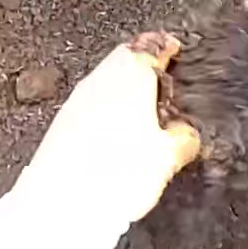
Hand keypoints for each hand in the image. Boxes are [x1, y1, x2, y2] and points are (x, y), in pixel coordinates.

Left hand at [22, 32, 201, 225]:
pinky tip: (118, 133)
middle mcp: (102, 77)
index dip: (167, 47)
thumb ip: (183, 138)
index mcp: (132, 72)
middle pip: (127, 58)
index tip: (174, 49)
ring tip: (145, 112)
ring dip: (126, 89)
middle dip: (145, 66)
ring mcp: (79, 98)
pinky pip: (93, 104)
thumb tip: (186, 134)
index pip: (153, 45)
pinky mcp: (64, 122)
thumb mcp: (168, 156)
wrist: (61, 204)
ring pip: (108, 81)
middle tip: (164, 80)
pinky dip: (109, 109)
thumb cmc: (117, 172)